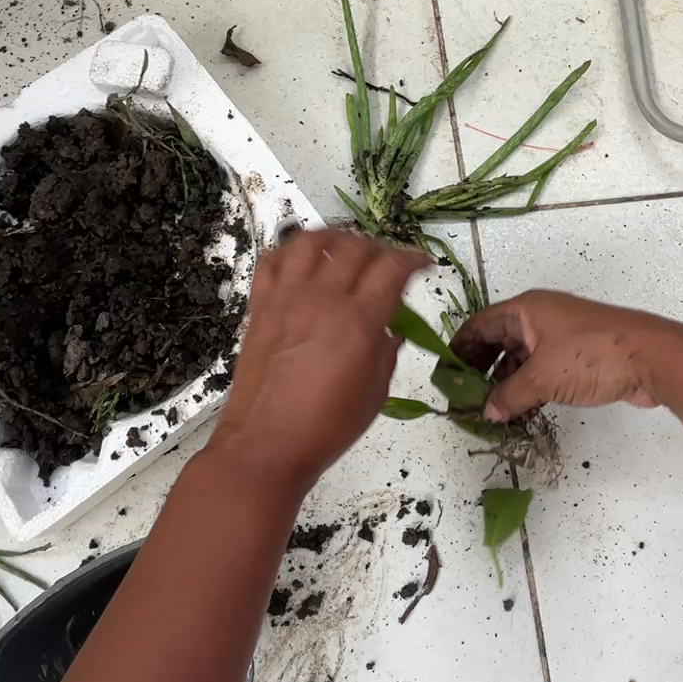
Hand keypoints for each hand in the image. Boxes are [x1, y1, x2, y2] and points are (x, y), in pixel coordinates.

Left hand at [207, 229, 430, 491]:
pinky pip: (272, 261)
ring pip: (310, 241)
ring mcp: (286, 298)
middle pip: (355, 246)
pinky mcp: (260, 306)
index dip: (413, 258)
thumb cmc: (325, 429)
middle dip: (378, 246)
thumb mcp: (374, 395)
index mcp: (358, 322)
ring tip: (345, 245)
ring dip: (334, 236)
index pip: (392, 268)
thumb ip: (386, 354)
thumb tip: (390, 333)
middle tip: (386, 260)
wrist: (264, 445)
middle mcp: (322, 299)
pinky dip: (289, 252)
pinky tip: (301, 261)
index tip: (422, 263)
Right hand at [451, 290, 682, 421]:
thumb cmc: (591, 355)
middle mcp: (538, 318)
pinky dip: (526, 387)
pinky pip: (539, 370)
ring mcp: (558, 337)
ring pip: (519, 358)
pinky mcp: (576, 357)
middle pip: (497, 341)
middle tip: (462, 396)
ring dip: (502, 381)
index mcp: (525, 309)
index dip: (459, 348)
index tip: (444, 374)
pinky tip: (516, 410)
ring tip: (486, 409)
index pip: (480, 325)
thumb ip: (510, 395)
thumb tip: (488, 411)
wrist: (652, 358)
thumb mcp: (542, 377)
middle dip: (478, 367)